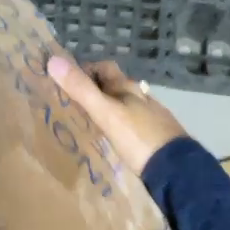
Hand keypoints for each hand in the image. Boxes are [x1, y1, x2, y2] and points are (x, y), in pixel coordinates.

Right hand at [47, 56, 188, 176]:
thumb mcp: (105, 113)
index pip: (106, 68)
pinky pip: (136, 127)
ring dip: (111, 112)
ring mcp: (153, 119)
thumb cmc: (139, 137)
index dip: (87, 69)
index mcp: (128, 89)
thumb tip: (53, 60)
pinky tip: (116, 144)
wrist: (177, 169)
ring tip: (91, 127)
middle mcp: (142, 98)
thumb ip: (81, 89)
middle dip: (97, 92)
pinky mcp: (159, 138)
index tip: (68, 82)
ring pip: (127, 108)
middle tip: (74, 107)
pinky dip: (123, 130)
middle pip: (117, 87)